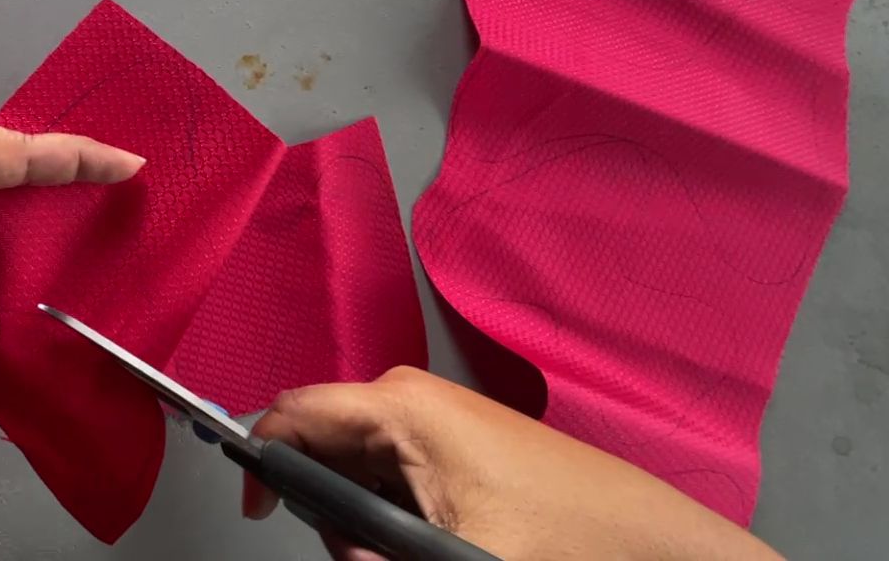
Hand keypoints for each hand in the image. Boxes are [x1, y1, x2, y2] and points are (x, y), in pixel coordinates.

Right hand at [243, 366, 783, 560]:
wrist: (678, 555)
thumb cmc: (571, 549)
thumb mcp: (455, 560)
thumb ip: (374, 556)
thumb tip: (342, 549)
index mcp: (397, 405)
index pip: (293, 413)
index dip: (261, 457)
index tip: (256, 508)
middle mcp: (405, 391)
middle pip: (322, 437)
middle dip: (325, 501)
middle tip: (364, 558)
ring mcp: (434, 408)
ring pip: (355, 452)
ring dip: (360, 507)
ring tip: (411, 556)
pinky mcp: (456, 431)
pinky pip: (390, 459)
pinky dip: (388, 501)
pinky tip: (429, 538)